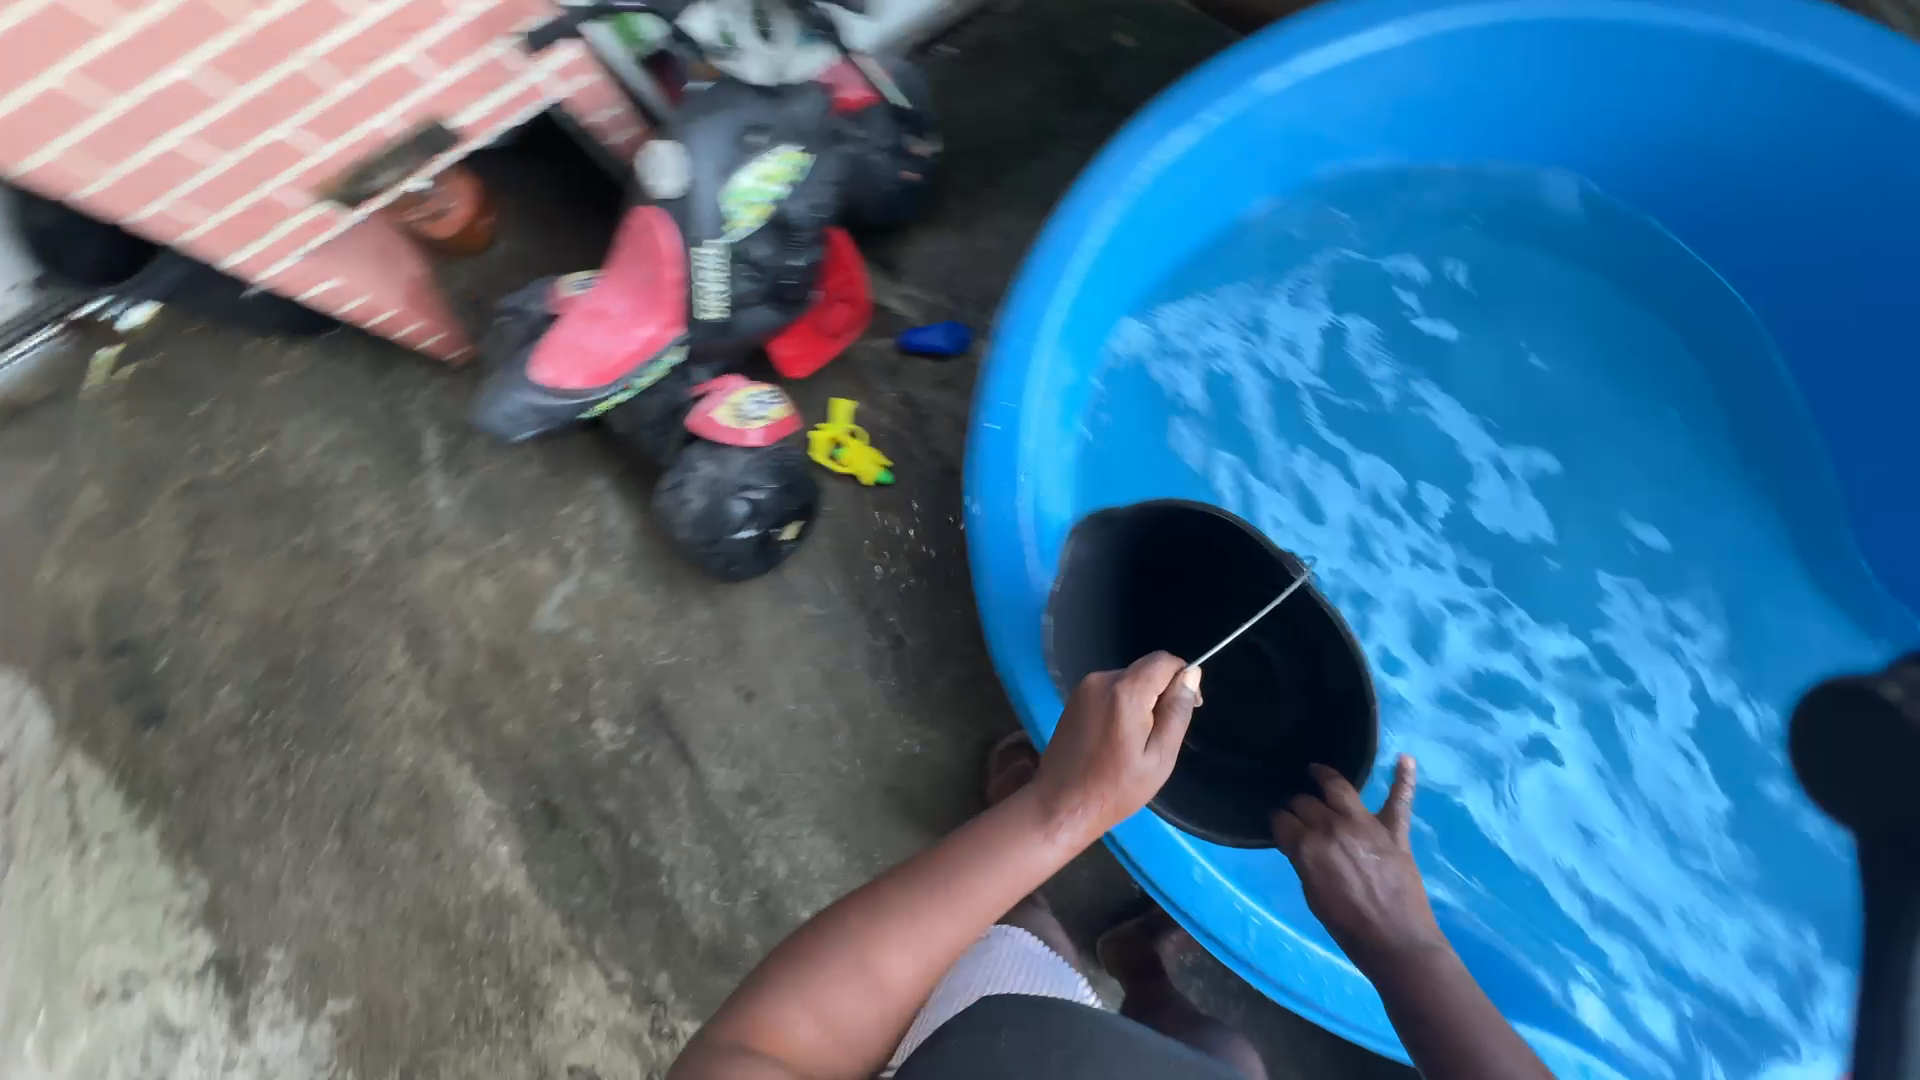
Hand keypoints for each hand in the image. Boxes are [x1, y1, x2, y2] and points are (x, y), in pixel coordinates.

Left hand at [1030, 652, 1200, 842]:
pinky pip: (1109, 690)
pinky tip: (1116, 738)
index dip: (1183, 677)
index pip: (1163, 660)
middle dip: (1160, 693)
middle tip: (1159, 735)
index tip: (1187, 706)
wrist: (1061, 803)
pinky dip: (1122, 705)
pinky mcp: (1074, 698)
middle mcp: (1101, 680)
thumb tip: (1191, 674)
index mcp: (1124, 692)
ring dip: (1141, 701)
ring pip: (1128, 680)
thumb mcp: (1159, 757)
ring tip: (1136, 741)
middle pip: (1144, 669)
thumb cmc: (1115, 788)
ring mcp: (1083, 688)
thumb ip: (1177, 712)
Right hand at [1271, 755, 1446, 970]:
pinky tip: (1404, 758)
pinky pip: (1399, 799)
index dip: (1277, 821)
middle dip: (1297, 805)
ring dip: (1325, 776)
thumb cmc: (1347, 927)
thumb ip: (1302, 858)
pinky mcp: (1395, 832)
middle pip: (1305, 801)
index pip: (1281, 818)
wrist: (1397, 945)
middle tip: (1298, 812)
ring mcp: (1366, 826)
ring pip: (1339, 787)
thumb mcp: (1310, 893)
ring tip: (1317, 771)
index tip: (1279, 825)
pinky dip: (1403, 778)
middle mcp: (1333, 827)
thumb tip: (1296, 839)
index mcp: (1307, 846)